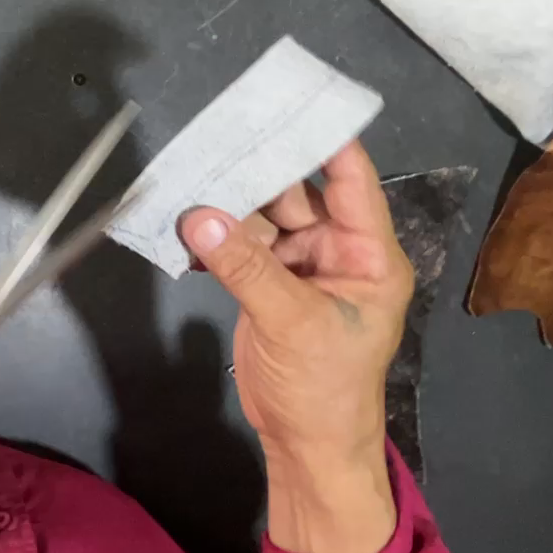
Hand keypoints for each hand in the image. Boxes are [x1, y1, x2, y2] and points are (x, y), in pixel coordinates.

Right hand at [180, 141, 412, 552]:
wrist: (306, 446)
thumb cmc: (325, 386)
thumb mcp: (292, 322)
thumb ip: (246, 267)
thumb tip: (197, 215)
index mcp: (367, 254)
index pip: (351, 182)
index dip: (326, 142)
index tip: (290, 106)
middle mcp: (336, 252)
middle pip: (298, 195)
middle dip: (260, 172)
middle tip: (218, 138)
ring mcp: (298, 269)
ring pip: (263, 220)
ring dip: (230, 205)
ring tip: (190, 176)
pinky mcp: (267, 287)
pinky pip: (241, 249)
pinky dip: (215, 239)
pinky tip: (185, 226)